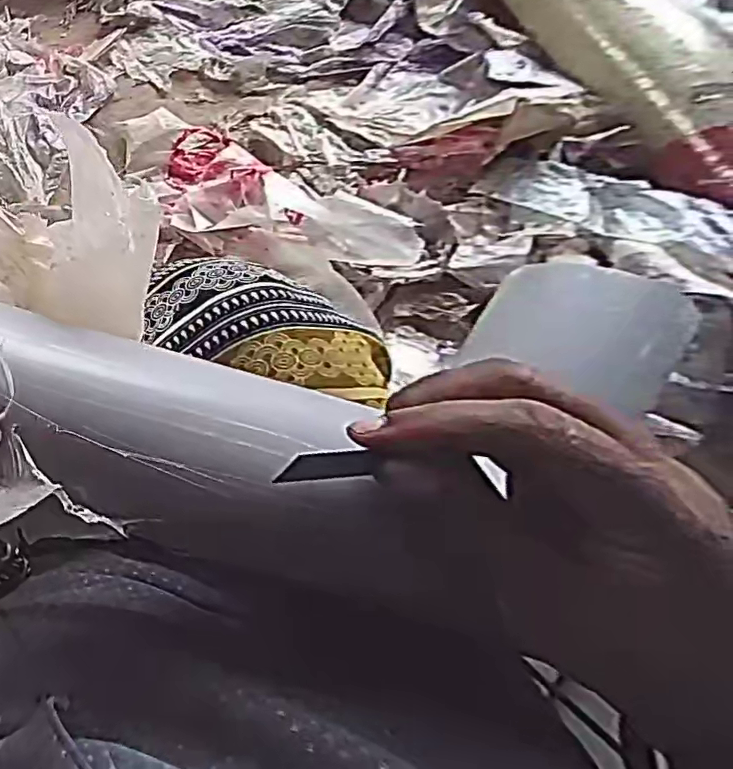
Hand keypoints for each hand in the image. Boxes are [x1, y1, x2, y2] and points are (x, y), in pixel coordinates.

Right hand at [352, 361, 732, 759]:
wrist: (720, 684)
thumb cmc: (644, 655)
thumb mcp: (547, 600)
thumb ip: (473, 523)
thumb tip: (401, 466)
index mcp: (645, 497)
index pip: (530, 424)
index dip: (439, 422)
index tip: (374, 438)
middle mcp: (645, 460)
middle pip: (526, 387)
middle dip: (438, 396)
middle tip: (384, 428)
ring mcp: (628, 456)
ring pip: (525, 392)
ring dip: (450, 402)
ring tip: (403, 433)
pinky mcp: (603, 464)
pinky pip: (527, 416)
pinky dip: (469, 417)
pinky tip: (441, 444)